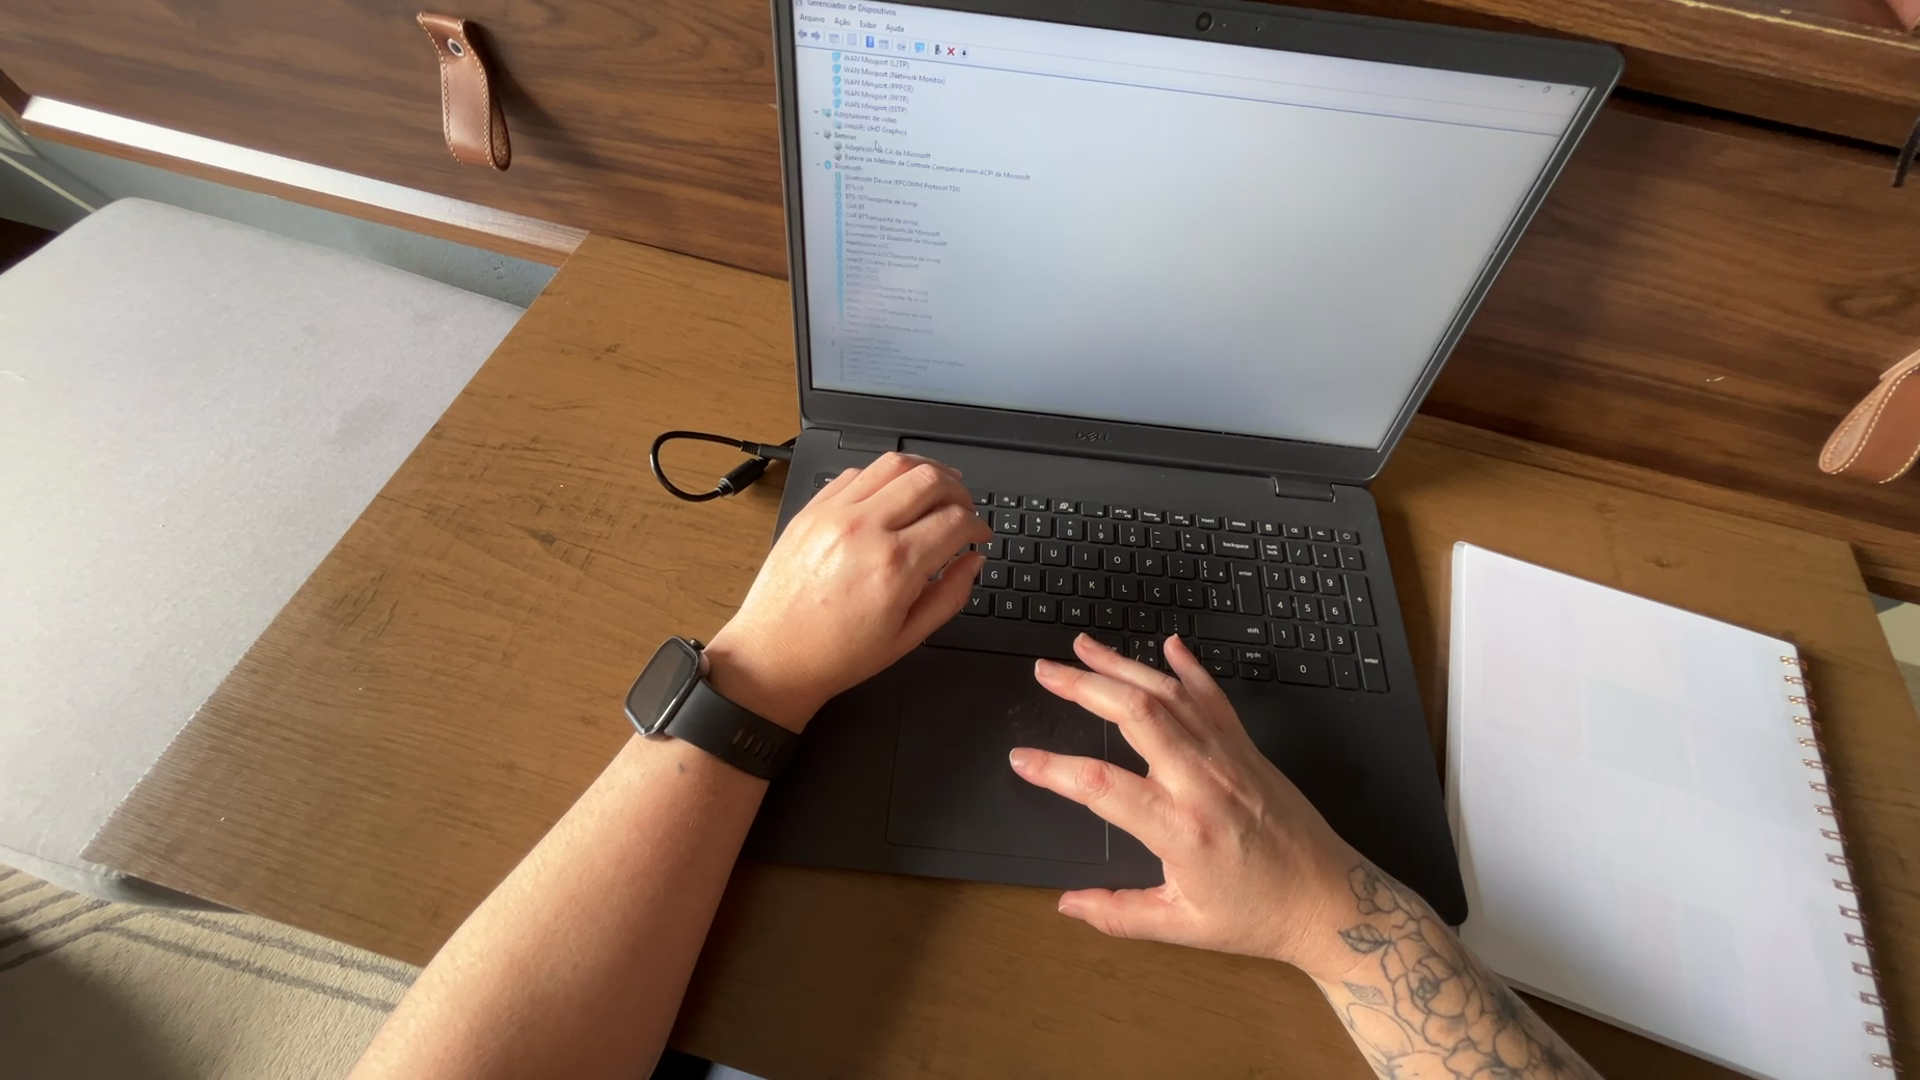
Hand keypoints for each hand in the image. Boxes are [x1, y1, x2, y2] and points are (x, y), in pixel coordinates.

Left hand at [703, 453, 989, 733]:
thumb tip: (974, 561)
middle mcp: (865, 529)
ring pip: (894, 462)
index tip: (979, 535)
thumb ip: (951, 594)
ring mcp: (834, 514)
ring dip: (926, 471)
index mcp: (894, 566)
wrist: (772, 658)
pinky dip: (884, 477)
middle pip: (931, 479)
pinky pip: (857, 472)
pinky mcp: (811, 510)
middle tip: (965, 509)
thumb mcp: (909, 636)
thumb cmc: (836, 655)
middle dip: (960, 491)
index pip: (956, 519)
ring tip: (937, 488)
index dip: (978, 525)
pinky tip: (893, 494)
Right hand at [1009, 634, 1363, 977]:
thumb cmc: (1259, 915)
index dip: (1055, 769)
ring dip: (1121, 665)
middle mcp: (1203, 781)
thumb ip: (1117, 915)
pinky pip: (1213, 695)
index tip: (1023, 758)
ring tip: (1083, 647)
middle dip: (1084, 685)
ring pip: (1169, 694)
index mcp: (1182, 829)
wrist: (1334, 902)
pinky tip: (1167, 645)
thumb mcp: (1182, 928)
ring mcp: (1227, 755)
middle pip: (1135, 714)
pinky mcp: (1246, 745)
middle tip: (1046, 671)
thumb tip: (1065, 904)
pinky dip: (1188, 666)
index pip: (1103, 786)